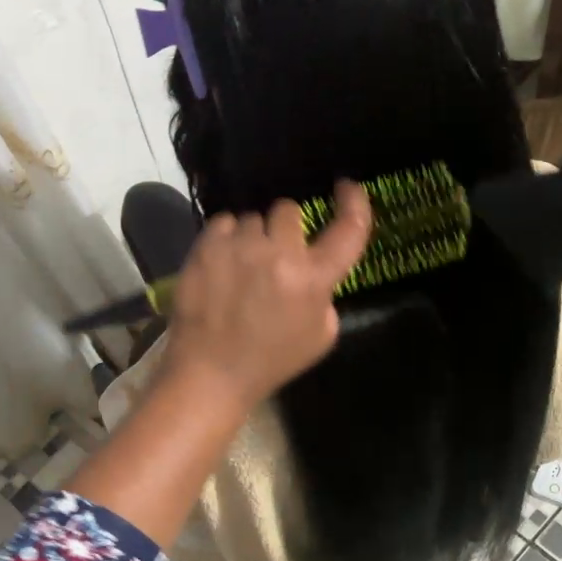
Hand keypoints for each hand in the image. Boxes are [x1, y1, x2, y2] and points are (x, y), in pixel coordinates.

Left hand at [162, 181, 372, 411]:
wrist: (210, 372)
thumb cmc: (270, 361)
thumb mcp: (320, 338)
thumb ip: (325, 296)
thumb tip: (314, 270)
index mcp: (313, 281)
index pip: (348, 228)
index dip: (355, 203)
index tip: (346, 188)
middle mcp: (279, 255)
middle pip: (289, 212)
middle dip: (286, 232)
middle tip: (276, 259)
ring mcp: (240, 247)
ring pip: (254, 219)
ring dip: (254, 238)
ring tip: (243, 270)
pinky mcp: (206, 246)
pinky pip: (225, 223)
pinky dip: (227, 240)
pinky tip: (223, 267)